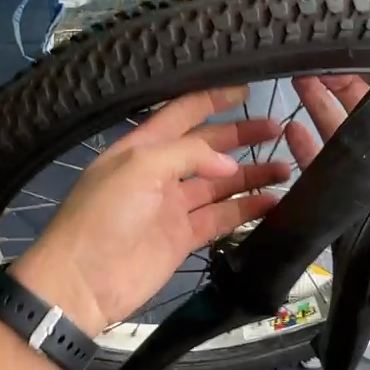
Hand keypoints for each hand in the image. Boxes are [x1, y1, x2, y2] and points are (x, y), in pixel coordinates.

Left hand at [12, 87, 289, 335]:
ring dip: (250, 175)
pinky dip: (246, 210)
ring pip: (218, 183)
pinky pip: (220, 218)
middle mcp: (159, 172)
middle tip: (277, 129)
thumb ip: (187, 155)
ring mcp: (172, 206)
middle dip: (240, 136)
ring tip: (286, 167)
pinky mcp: (182, 237)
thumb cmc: (103, 216)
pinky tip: (273, 203)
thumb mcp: (139, 169)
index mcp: (141, 148)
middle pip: (206, 147)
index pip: (181, 114)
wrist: (82, 281)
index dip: (211, 100)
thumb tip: (229, 164)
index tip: (245, 89)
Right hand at [284, 75, 369, 369]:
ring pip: (337, 148)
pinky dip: (306, 157)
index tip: (349, 67)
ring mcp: (363, 194)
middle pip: (360, 127)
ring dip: (318, 116)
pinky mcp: (341, 217)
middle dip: (338, 95)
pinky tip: (291, 133)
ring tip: (298, 85)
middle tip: (313, 67)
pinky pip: (321, 183)